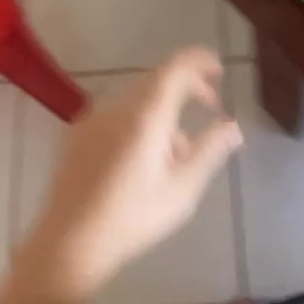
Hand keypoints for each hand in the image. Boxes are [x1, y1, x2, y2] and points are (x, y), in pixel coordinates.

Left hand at [21, 47, 242, 300]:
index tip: (219, 70)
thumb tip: (234, 126)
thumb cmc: (132, 218)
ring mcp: (94, 117)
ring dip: (163, 108)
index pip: (176, 68)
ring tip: (178, 149)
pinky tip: (143, 155)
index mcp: (146, 116)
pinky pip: (117, 111)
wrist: (69, 243)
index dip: (200, 61)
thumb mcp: (181, 189)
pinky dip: (138, 118)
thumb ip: (210, 151)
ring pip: (137, 97)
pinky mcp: (78, 132)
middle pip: (157, 80)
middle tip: (210, 106)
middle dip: (187, 87)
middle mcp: (117, 106)